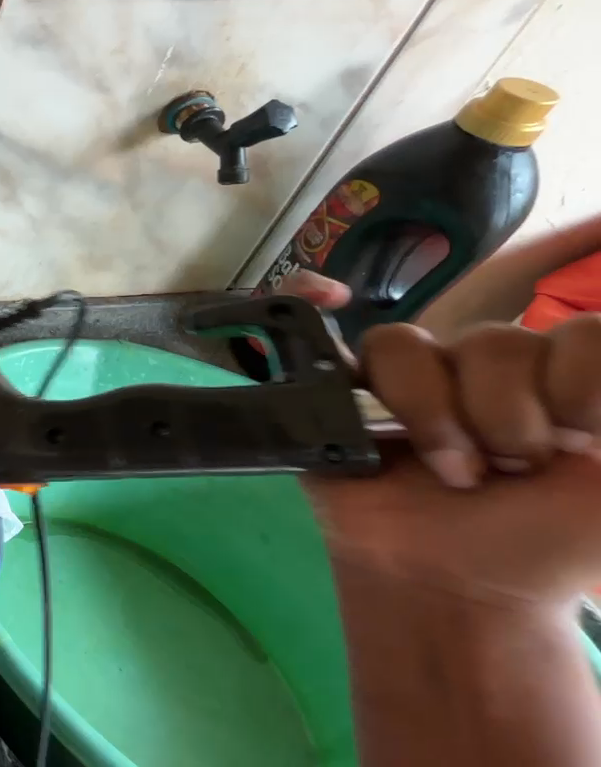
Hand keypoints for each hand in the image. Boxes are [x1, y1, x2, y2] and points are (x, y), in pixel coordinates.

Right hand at [281, 269, 600, 607]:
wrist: (455, 584)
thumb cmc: (550, 547)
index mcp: (564, 387)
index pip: (580, 335)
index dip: (578, 381)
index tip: (585, 439)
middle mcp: (490, 371)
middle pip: (493, 342)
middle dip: (503, 417)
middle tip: (508, 468)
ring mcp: (410, 378)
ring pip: (410, 346)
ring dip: (431, 417)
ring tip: (445, 466)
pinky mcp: (340, 389)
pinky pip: (322, 331)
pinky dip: (310, 299)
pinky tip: (328, 301)